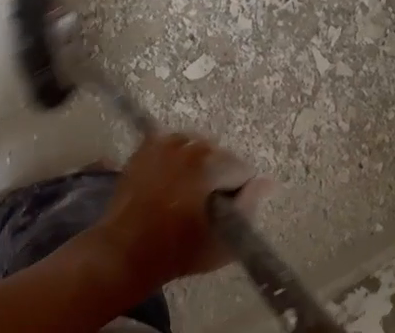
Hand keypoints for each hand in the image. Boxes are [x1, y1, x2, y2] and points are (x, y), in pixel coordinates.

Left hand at [89, 133, 272, 293]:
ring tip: (190, 191)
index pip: (240, 168)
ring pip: (194, 146)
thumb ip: (248, 208)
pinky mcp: (144, 147)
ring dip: (198, 163)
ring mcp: (162, 143)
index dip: (239, 191)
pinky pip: (171, 144)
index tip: (227, 211)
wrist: (126, 249)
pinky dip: (176, 156)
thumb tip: (267, 182)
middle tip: (208, 203)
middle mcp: (187, 145)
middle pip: (217, 153)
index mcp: (208, 164)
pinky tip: (171, 178)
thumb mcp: (222, 241)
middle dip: (219, 174)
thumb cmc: (178, 251)